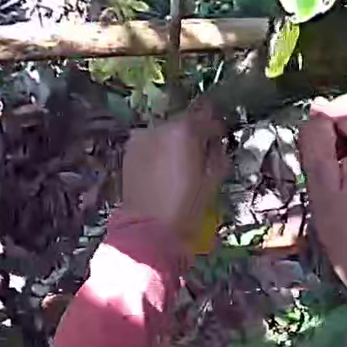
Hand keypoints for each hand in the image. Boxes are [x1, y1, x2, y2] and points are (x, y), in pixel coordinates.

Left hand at [121, 103, 229, 249]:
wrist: (147, 228)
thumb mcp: (211, 179)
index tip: (217, 144)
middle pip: (184, 122)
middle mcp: (161, 127)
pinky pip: (150, 144)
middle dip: (193, 136)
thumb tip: (215, 143)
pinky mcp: (129, 151)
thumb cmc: (185, 207)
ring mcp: (141, 137)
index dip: (215, 132)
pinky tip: (160, 170)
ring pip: (165, 132)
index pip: (208, 118)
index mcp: (185, 130)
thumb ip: (216, 152)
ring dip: (173, 143)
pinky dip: (157, 151)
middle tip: (197, 157)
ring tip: (177, 166)